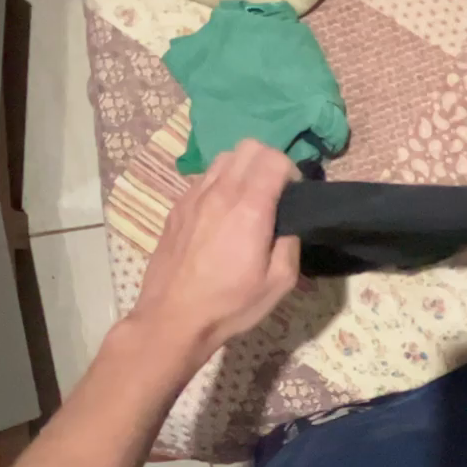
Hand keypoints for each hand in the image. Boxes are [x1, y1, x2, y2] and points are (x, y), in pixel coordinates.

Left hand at [123, 140, 301, 366]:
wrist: (173, 319)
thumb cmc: (230, 304)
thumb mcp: (279, 283)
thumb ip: (291, 244)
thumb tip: (288, 225)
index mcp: (249, 208)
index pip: (274, 158)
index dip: (291, 172)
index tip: (293, 196)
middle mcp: (220, 192)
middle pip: (249, 147)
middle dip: (269, 162)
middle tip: (275, 193)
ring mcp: (194, 197)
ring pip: (224, 158)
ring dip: (243, 170)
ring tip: (248, 200)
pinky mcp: (177, 207)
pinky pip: (204, 178)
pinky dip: (220, 184)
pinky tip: (222, 214)